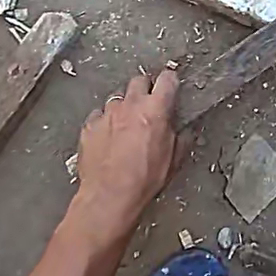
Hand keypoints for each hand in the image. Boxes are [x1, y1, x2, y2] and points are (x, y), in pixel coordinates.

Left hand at [70, 70, 180, 236]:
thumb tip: (186, 132)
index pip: (167, 79)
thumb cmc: (143, 178)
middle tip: (149, 104)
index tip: (171, 84)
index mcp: (156, 109)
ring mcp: (107, 114)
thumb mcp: (174, 159)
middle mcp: (130, 105)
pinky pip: (99, 115)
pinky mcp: (90, 126)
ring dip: (125, 106)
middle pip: (139, 80)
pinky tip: (110, 137)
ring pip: (118, 98)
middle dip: (146, 88)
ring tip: (128, 125)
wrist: (110, 195)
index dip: (171, 80)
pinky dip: (106, 122)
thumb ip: (182, 138)